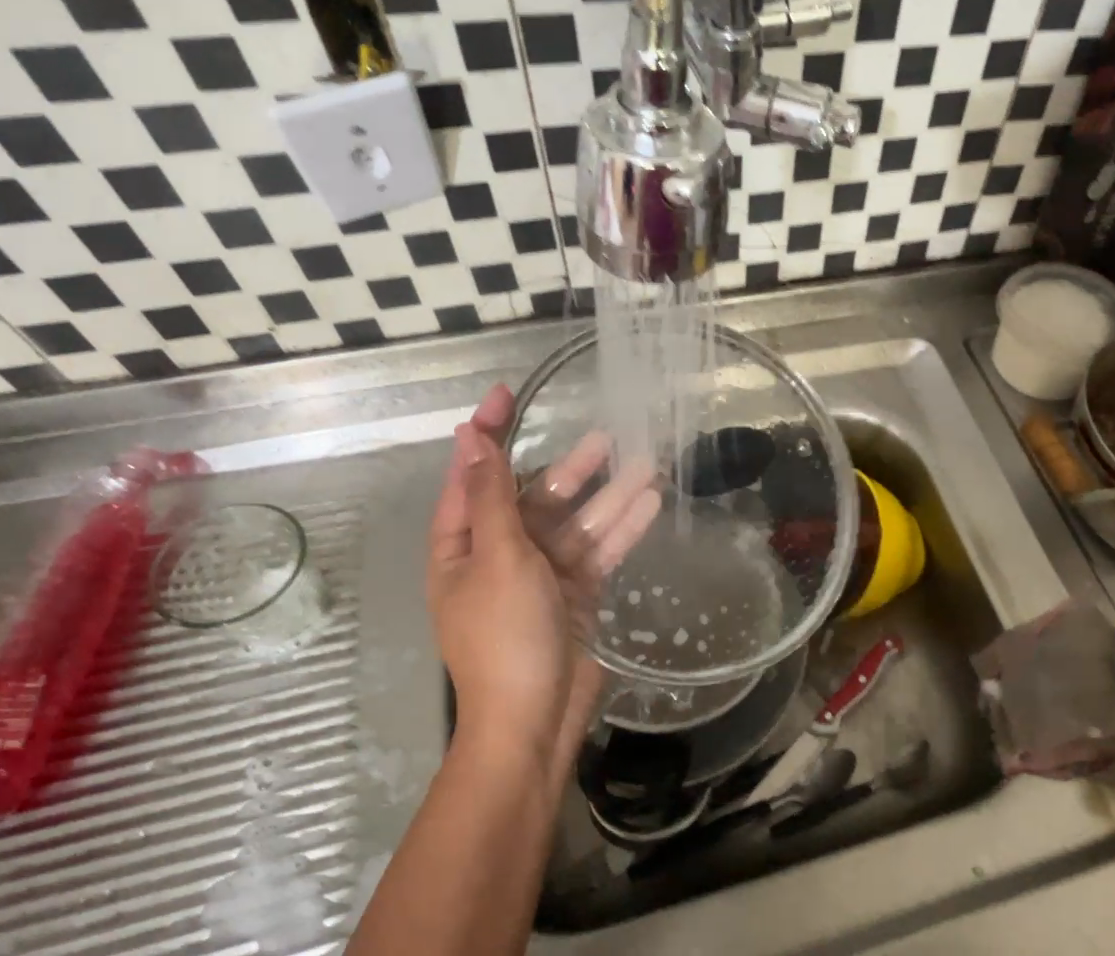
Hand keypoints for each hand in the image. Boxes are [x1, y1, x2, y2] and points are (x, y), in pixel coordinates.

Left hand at [429, 384, 662, 774]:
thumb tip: (470, 438)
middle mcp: (500, 553)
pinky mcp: (576, 593)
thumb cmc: (504, 637)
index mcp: (463, 544)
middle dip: (570, 468)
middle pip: (535, 496)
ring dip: (608, 495)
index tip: (505, 394)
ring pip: (577, 522)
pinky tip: (652, 502)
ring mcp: (541, 574)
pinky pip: (599, 550)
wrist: (534, 720)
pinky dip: (622, 529)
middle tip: (607, 437)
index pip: (474, 476)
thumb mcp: (496, 559)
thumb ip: (492, 496)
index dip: (488, 433)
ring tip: (647, 461)